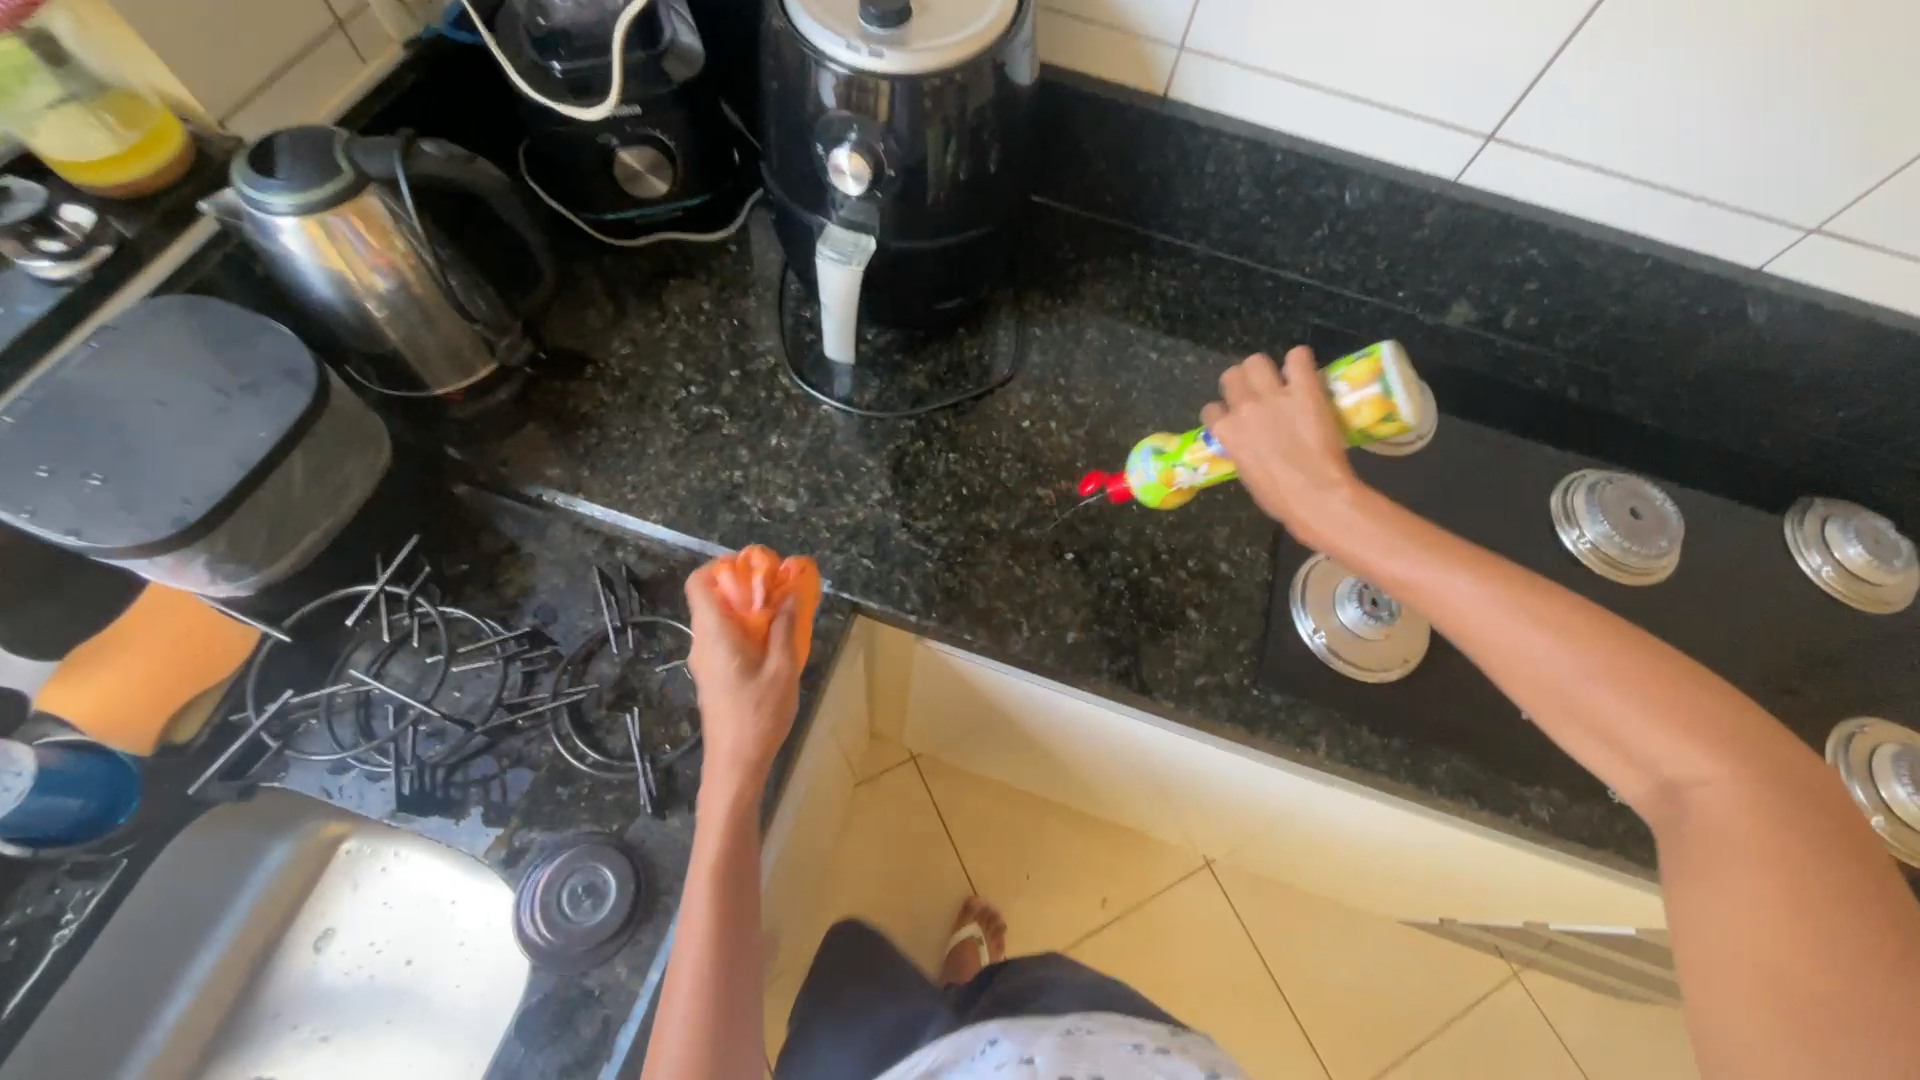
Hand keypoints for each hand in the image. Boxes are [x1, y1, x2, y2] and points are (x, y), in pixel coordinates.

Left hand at [684, 567, 801, 796]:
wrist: (735, 763)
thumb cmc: (758, 714)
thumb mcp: (782, 668)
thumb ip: (784, 628)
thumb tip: (788, 594)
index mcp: (714, 633)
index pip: (699, 582)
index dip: (722, 566)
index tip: (756, 568)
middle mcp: (702, 642)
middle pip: (712, 599)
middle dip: (745, 587)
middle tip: (779, 589)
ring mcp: (705, 661)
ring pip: (720, 620)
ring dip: (748, 611)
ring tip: (783, 614)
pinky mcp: (713, 676)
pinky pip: (725, 640)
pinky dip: (746, 631)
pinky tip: (775, 644)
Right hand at [1202, 346, 1368, 549]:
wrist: (1315, 495)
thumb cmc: (1279, 497)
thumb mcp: (1246, 474)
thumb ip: (1241, 450)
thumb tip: (1247, 444)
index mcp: (1226, 432)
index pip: (1211, 409)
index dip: (1223, 411)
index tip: (1234, 417)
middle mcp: (1244, 408)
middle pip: (1231, 376)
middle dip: (1241, 382)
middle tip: (1256, 393)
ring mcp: (1274, 397)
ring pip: (1256, 362)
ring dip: (1265, 369)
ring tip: (1278, 379)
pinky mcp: (1305, 390)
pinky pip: (1297, 357)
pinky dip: (1299, 361)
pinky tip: (1303, 372)